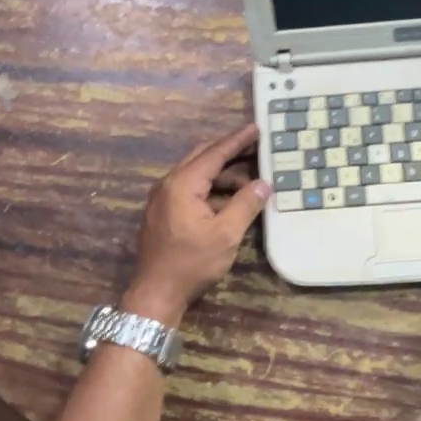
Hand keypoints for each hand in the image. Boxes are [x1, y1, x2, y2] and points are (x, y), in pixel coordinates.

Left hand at [123, 122, 270, 324]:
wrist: (155, 292)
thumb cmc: (191, 263)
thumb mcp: (226, 234)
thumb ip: (246, 204)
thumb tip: (265, 183)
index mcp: (182, 184)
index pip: (214, 153)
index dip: (237, 140)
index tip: (256, 128)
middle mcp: (168, 183)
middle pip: (202, 157)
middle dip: (230, 152)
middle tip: (256, 148)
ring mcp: (163, 198)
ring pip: (196, 174)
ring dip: (223, 174)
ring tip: (251, 179)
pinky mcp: (163, 212)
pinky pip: (190, 189)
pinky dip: (212, 188)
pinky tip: (230, 198)